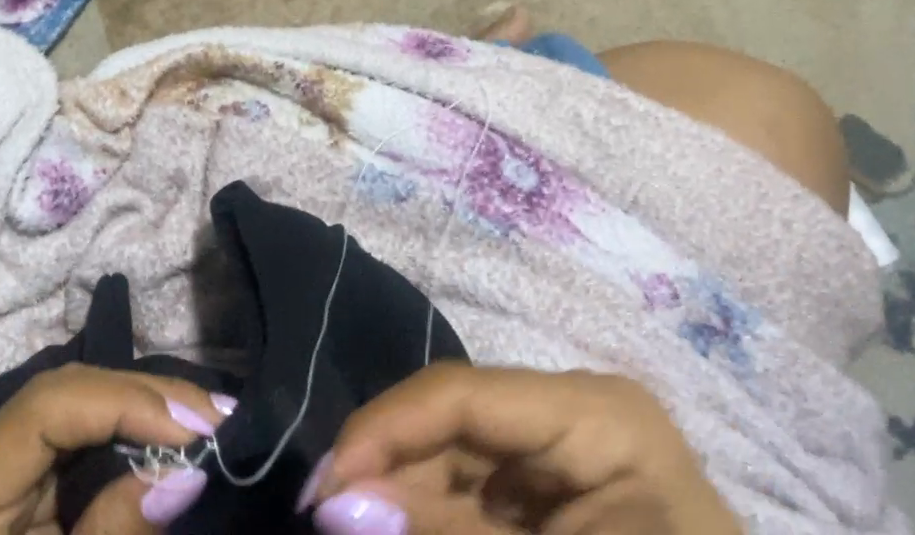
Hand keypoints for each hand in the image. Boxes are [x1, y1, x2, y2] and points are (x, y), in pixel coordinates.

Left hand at [0, 365, 234, 534]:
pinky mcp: (10, 475)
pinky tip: (168, 438)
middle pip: (64, 394)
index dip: (124, 404)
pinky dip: (123, 434)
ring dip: (144, 408)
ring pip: (74, 404)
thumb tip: (187, 473)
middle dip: (148, 399)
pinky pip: (71, 436)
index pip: (45, 407)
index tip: (196, 434)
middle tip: (224, 422)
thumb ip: (115, 534)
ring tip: (210, 424)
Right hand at [299, 363, 740, 534]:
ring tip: (351, 525)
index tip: (322, 492)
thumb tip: (334, 507)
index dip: (380, 432)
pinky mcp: (553, 501)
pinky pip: (472, 499)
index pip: (457, 394)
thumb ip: (446, 531)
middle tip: (325, 519)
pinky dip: (432, 519)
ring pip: (450, 466)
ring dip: (400, 502)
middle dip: (384, 476)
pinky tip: (394, 528)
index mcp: (592, 412)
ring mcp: (563, 460)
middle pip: (446, 429)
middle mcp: (570, 418)